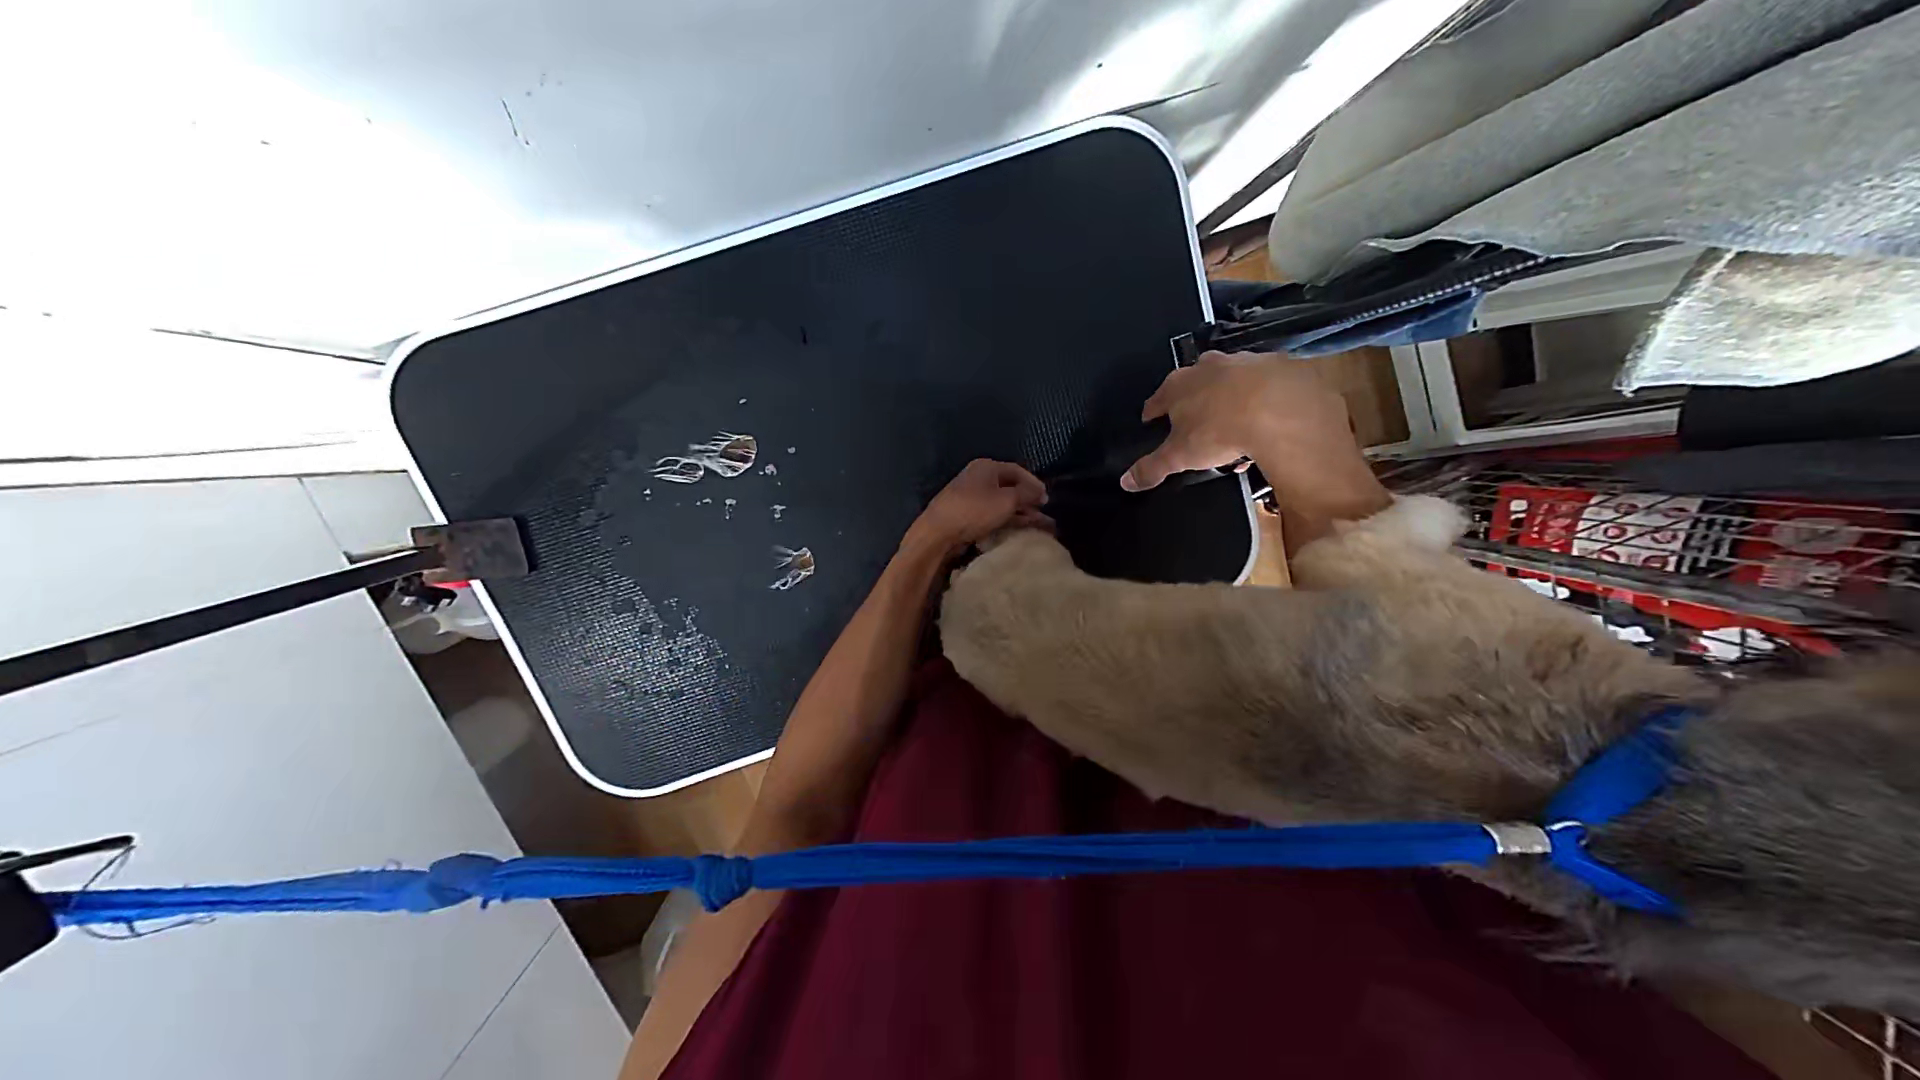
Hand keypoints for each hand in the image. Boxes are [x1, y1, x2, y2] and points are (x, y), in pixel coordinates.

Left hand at [904, 459, 1049, 558]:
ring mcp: (970, 495)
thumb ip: (1027, 494)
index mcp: (986, 467)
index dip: (1034, 484)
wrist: (938, 532)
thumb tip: (1040, 492)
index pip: (1017, 470)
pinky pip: (991, 512)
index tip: (1047, 499)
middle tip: (1043, 513)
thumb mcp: (1007, 500)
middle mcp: (977, 477)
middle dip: (1027, 500)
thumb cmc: (975, 511)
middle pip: (1009, 486)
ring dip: (1018, 511)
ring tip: (1035, 524)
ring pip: (1001, 501)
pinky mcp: (965, 513)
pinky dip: (1005, 518)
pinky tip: (1016, 528)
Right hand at [1122, 351, 1390, 546]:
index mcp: (1177, 386)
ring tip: (1236, 425)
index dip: (1153, 414)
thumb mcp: (1180, 456)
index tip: (1152, 423)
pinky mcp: (1277, 365)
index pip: (1156, 400)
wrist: (1280, 408)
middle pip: (1193, 383)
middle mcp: (1207, 366)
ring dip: (1229, 397)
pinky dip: (1262, 398)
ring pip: (1230, 380)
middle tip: (1198, 425)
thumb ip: (1152, 467)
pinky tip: (1267, 417)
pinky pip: (1264, 383)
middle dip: (1194, 401)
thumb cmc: (1218, 430)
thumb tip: (1125, 482)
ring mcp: (1243, 361)